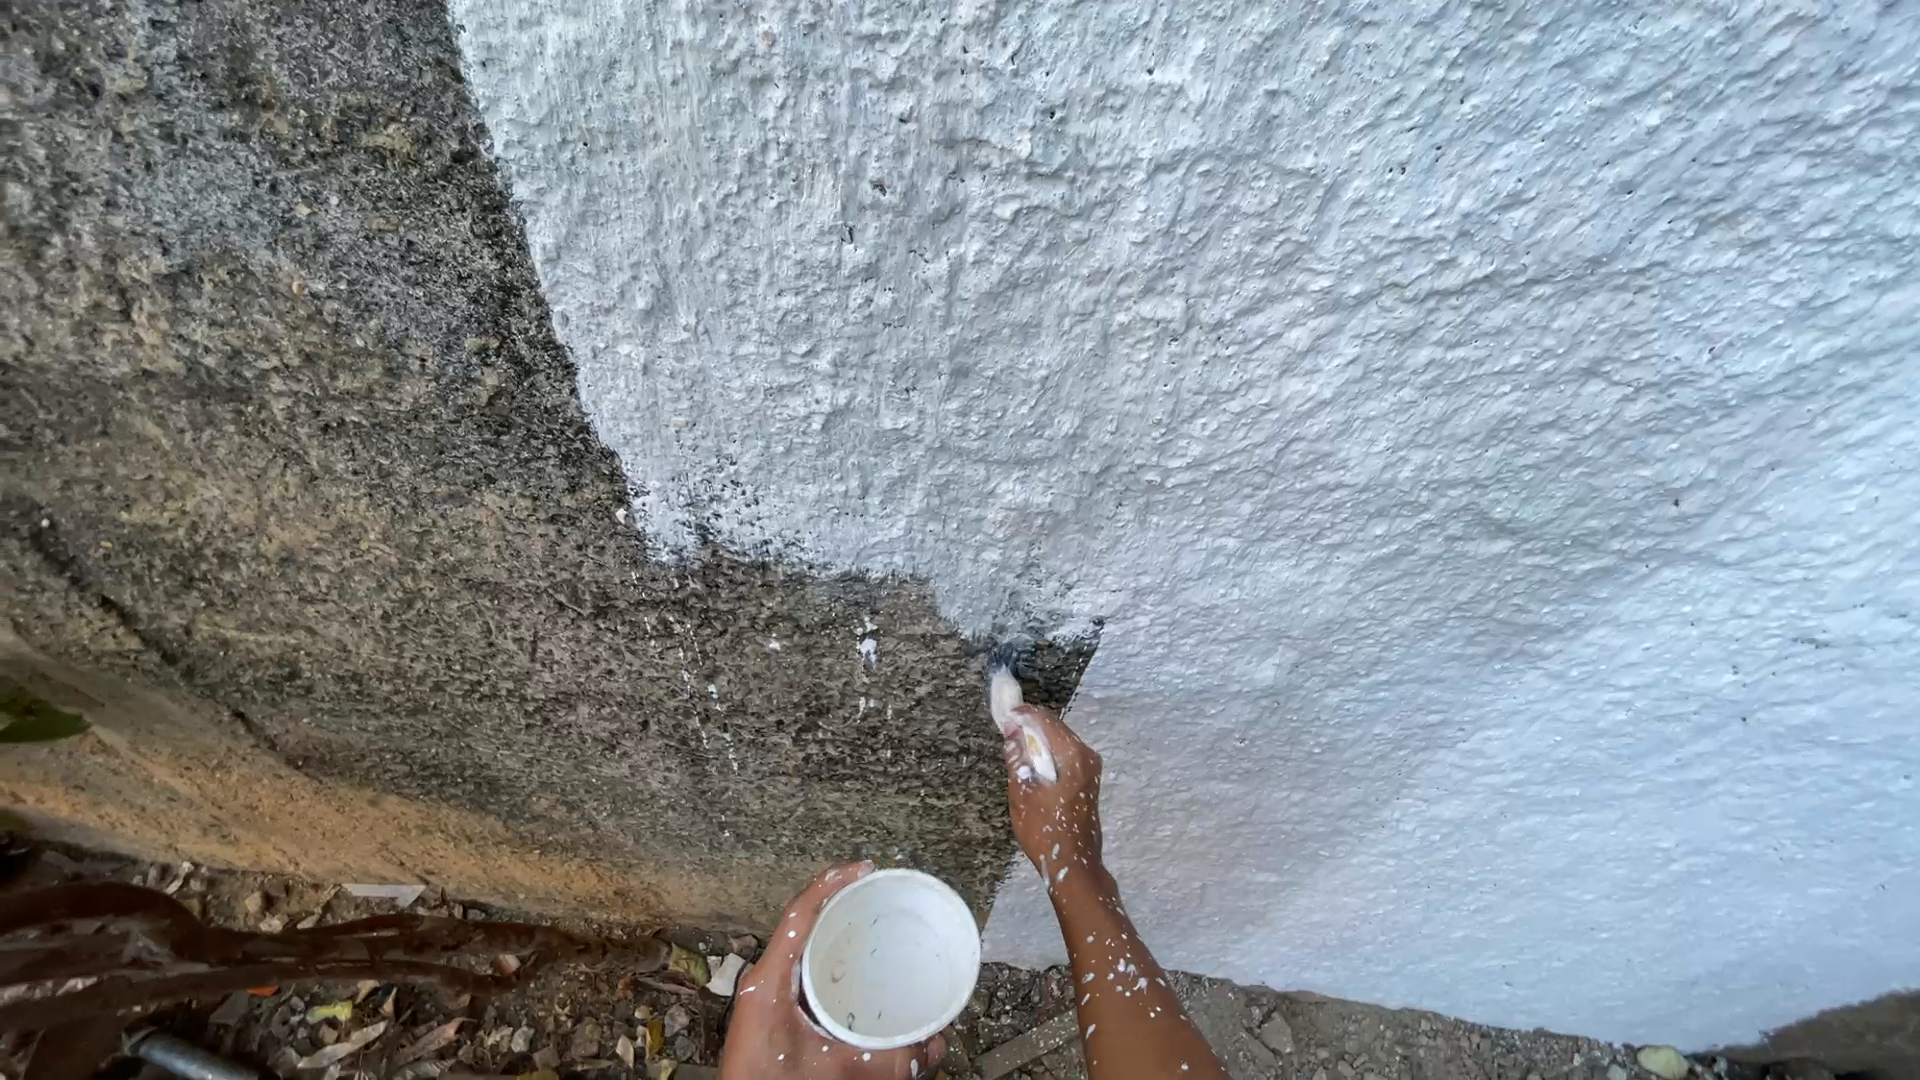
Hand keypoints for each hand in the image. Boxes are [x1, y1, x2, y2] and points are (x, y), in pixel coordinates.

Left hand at [719, 862, 947, 1079]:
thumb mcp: (836, 1071)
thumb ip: (889, 1060)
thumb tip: (935, 1044)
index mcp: (769, 980)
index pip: (798, 913)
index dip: (831, 882)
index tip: (864, 868)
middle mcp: (764, 978)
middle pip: (800, 920)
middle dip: (836, 898)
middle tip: (872, 887)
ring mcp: (765, 993)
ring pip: (799, 942)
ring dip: (829, 925)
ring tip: (865, 915)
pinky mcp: (771, 1009)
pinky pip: (799, 965)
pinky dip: (824, 953)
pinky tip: (848, 964)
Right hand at [1001, 704, 1103, 884]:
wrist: (1073, 866)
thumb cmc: (1045, 830)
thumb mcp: (1022, 793)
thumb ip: (1017, 758)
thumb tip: (1012, 732)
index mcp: (1073, 755)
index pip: (1046, 720)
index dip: (1024, 714)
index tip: (1005, 716)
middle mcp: (1087, 755)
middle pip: (1056, 727)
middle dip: (1031, 725)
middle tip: (1007, 730)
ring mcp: (1090, 768)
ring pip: (1061, 740)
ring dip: (1039, 739)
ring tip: (1015, 745)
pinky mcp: (1088, 779)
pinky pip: (1065, 754)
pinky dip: (1048, 752)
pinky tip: (1032, 761)